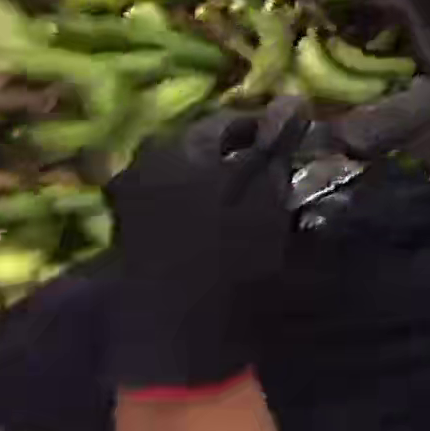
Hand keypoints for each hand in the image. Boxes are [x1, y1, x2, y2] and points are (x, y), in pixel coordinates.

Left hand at [105, 99, 309, 393]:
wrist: (184, 330)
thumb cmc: (232, 254)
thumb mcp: (265, 194)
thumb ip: (275, 146)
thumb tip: (293, 100)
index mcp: (175, 153)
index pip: (228, 121)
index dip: (267, 128)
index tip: (297, 142)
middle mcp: (143, 167)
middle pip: (202, 142)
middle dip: (241, 148)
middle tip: (280, 163)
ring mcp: (132, 199)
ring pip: (188, 167)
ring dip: (222, 170)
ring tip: (258, 186)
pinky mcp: (134, 226)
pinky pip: (174, 190)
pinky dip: (204, 192)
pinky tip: (227, 210)